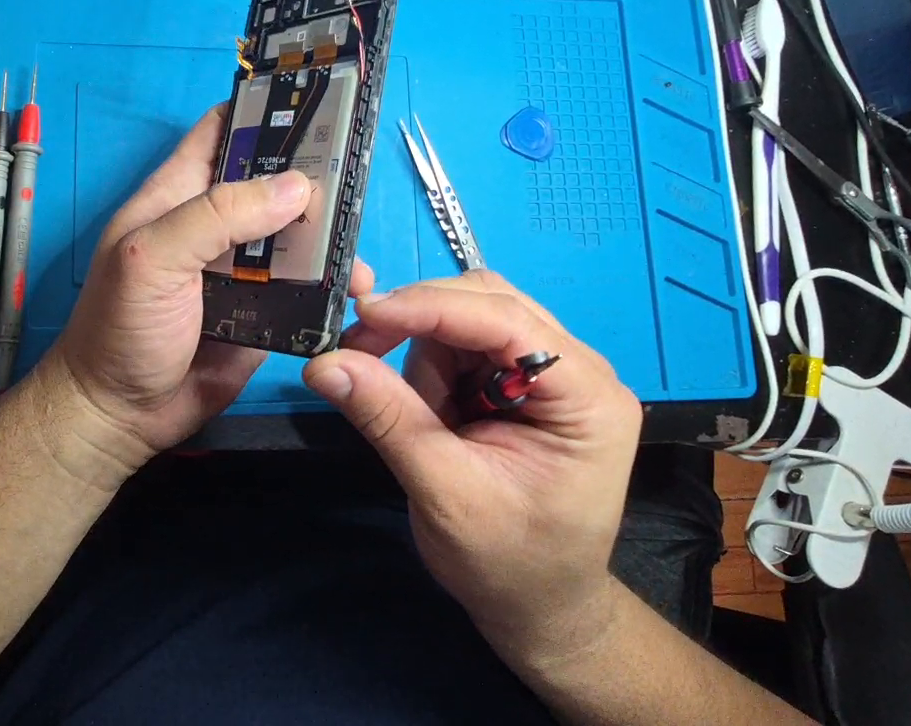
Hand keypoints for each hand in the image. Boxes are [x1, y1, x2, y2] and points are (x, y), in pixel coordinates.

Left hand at [29, 105, 374, 485]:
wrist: (121, 416)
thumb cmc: (120, 327)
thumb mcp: (152, 257)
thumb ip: (216, 216)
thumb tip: (296, 187)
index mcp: (181, 194)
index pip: (223, 132)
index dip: (262, 110)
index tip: (315, 98)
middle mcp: (218, 224)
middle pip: (273, 182)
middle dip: (313, 173)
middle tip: (357, 174)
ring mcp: (244, 269)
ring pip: (298, 235)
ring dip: (330, 233)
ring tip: (360, 239)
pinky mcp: (267, 311)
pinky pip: (307, 288)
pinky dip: (333, 283)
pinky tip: (360, 285)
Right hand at [301, 270, 642, 661]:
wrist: (536, 608)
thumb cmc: (508, 564)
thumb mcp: (445, 493)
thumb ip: (389, 419)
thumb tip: (324, 363)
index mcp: (586, 397)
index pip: (506, 320)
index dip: (431, 307)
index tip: (364, 312)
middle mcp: (575, 368)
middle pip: (487, 302)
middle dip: (420, 321)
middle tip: (359, 349)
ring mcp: (545, 370)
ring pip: (466, 317)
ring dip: (422, 352)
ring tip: (422, 421)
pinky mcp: (516, 379)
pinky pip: (459, 345)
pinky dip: (428, 369)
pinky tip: (433, 415)